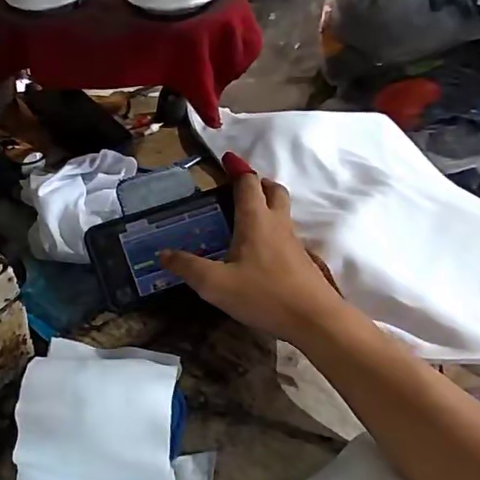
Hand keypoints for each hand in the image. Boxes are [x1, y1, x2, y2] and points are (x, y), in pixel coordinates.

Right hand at [160, 169, 354, 344]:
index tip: (226, 159)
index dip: (237, 168)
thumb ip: (188, 267)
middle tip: (240, 186)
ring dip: (267, 204)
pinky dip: (272, 229)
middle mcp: (277, 224)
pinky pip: (286, 233)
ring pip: (283, 211)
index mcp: (255, 220)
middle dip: (258, 182)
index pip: (248, 183)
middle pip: (274, 190)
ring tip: (246, 215)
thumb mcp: (215, 284)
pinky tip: (259, 250)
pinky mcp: (302, 261)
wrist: (315, 320)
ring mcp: (293, 242)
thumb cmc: (264, 295)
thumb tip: (163, 253)